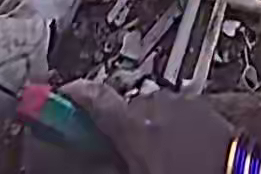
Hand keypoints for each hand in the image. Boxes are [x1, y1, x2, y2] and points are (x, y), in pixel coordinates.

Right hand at [60, 80, 236, 173]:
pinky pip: (172, 112)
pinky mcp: (200, 106)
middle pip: (121, 107)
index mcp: (135, 126)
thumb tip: (95, 160)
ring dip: (143, 128)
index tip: (60, 96)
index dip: (73, 95)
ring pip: (148, 110)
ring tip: (151, 160)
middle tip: (114, 153)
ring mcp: (179, 102)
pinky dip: (166, 127)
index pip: (94, 98)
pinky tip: (174, 154)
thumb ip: (113, 165)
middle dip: (115, 128)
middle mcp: (154, 104)